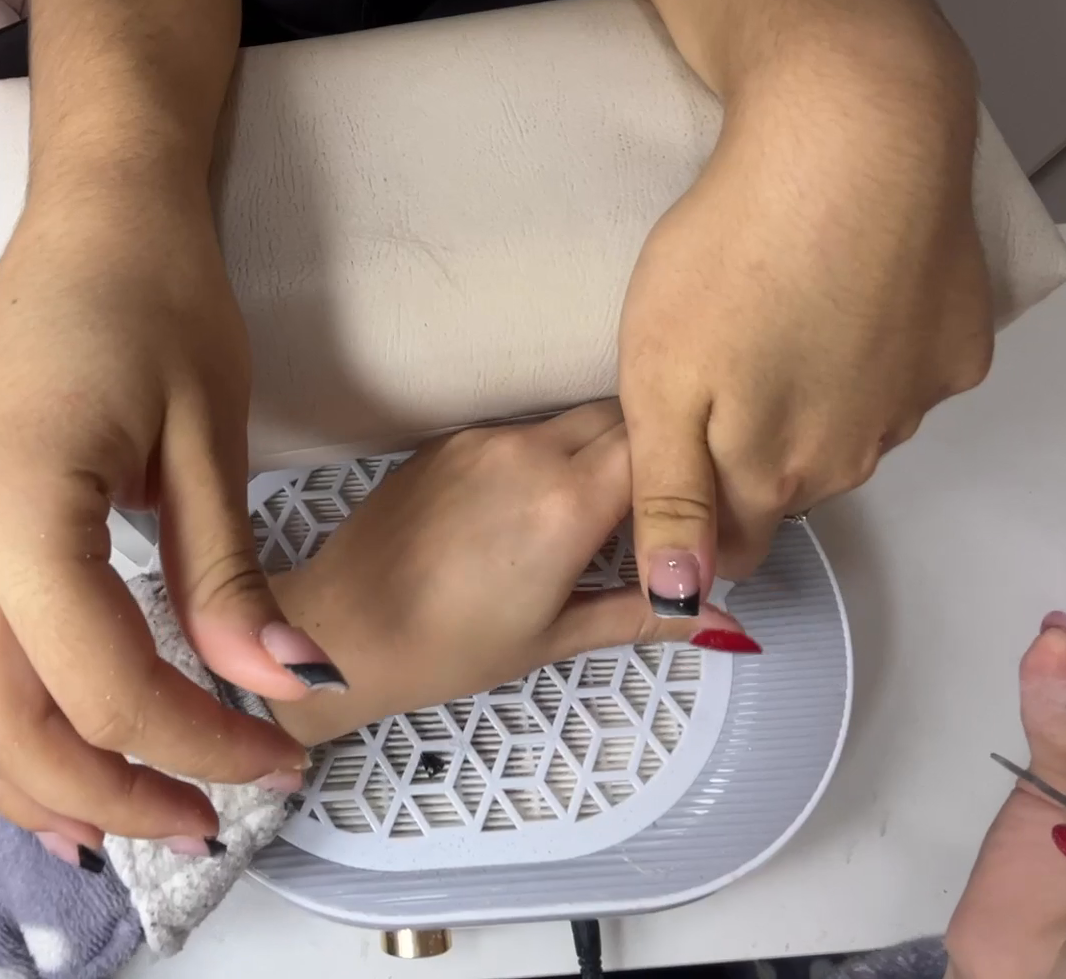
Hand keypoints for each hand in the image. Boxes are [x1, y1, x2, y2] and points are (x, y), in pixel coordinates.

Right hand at [0, 191, 324, 848]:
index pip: (103, 679)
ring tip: (123, 817)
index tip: (275, 757)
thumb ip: (230, 575)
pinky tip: (42, 750)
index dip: (198, 740)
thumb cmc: (165, 303)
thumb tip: (287, 684)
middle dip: (111, 792)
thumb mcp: (213, 440)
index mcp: (11, 501)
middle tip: (201, 819)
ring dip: (34, 780)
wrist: (97, 219)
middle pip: (3, 723)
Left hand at [266, 402, 754, 745]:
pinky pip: (512, 433)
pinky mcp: (441, 441)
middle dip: (642, 453)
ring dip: (589, 452)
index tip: (683, 519)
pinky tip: (517, 508)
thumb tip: (724, 622)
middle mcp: (524, 449)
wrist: (341, 628)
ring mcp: (477, 439)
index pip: (657, 446)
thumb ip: (641, 615)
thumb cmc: (449, 649)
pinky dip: (537, 456)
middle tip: (638, 514)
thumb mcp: (553, 637)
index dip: (680, 476)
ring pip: (562, 421)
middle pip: (614, 417)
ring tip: (579, 514)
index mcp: (565, 499)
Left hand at [619, 65, 993, 608]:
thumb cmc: (727, 266)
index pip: (734, 545)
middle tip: (700, 395)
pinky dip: (853, 365)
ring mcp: (917, 398)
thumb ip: (672, 499)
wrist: (850, 142)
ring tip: (758, 347)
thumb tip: (679, 596)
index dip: (693, 533)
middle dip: (736, 470)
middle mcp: (858, 454)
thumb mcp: (662, 390)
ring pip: (836, 440)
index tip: (664, 492)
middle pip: (782, 493)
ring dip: (796, 416)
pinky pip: (888, 383)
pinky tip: (829, 312)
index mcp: (778, 472)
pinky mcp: (958, 341)